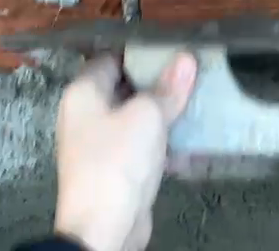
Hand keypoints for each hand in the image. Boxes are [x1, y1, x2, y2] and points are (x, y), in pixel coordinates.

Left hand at [52, 54, 196, 250]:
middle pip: (125, 87)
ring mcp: (98, 144)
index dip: (141, 51)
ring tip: (194, 99)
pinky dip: (160, 141)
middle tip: (189, 71)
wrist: (103, 231)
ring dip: (162, 113)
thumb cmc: (118, 160)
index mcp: (84, 93)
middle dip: (156, 82)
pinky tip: (188, 137)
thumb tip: (187, 58)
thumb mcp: (148, 116)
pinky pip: (139, 145)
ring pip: (135, 117)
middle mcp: (85, 115)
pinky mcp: (114, 170)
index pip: (112, 56)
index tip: (172, 47)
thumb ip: (167, 87)